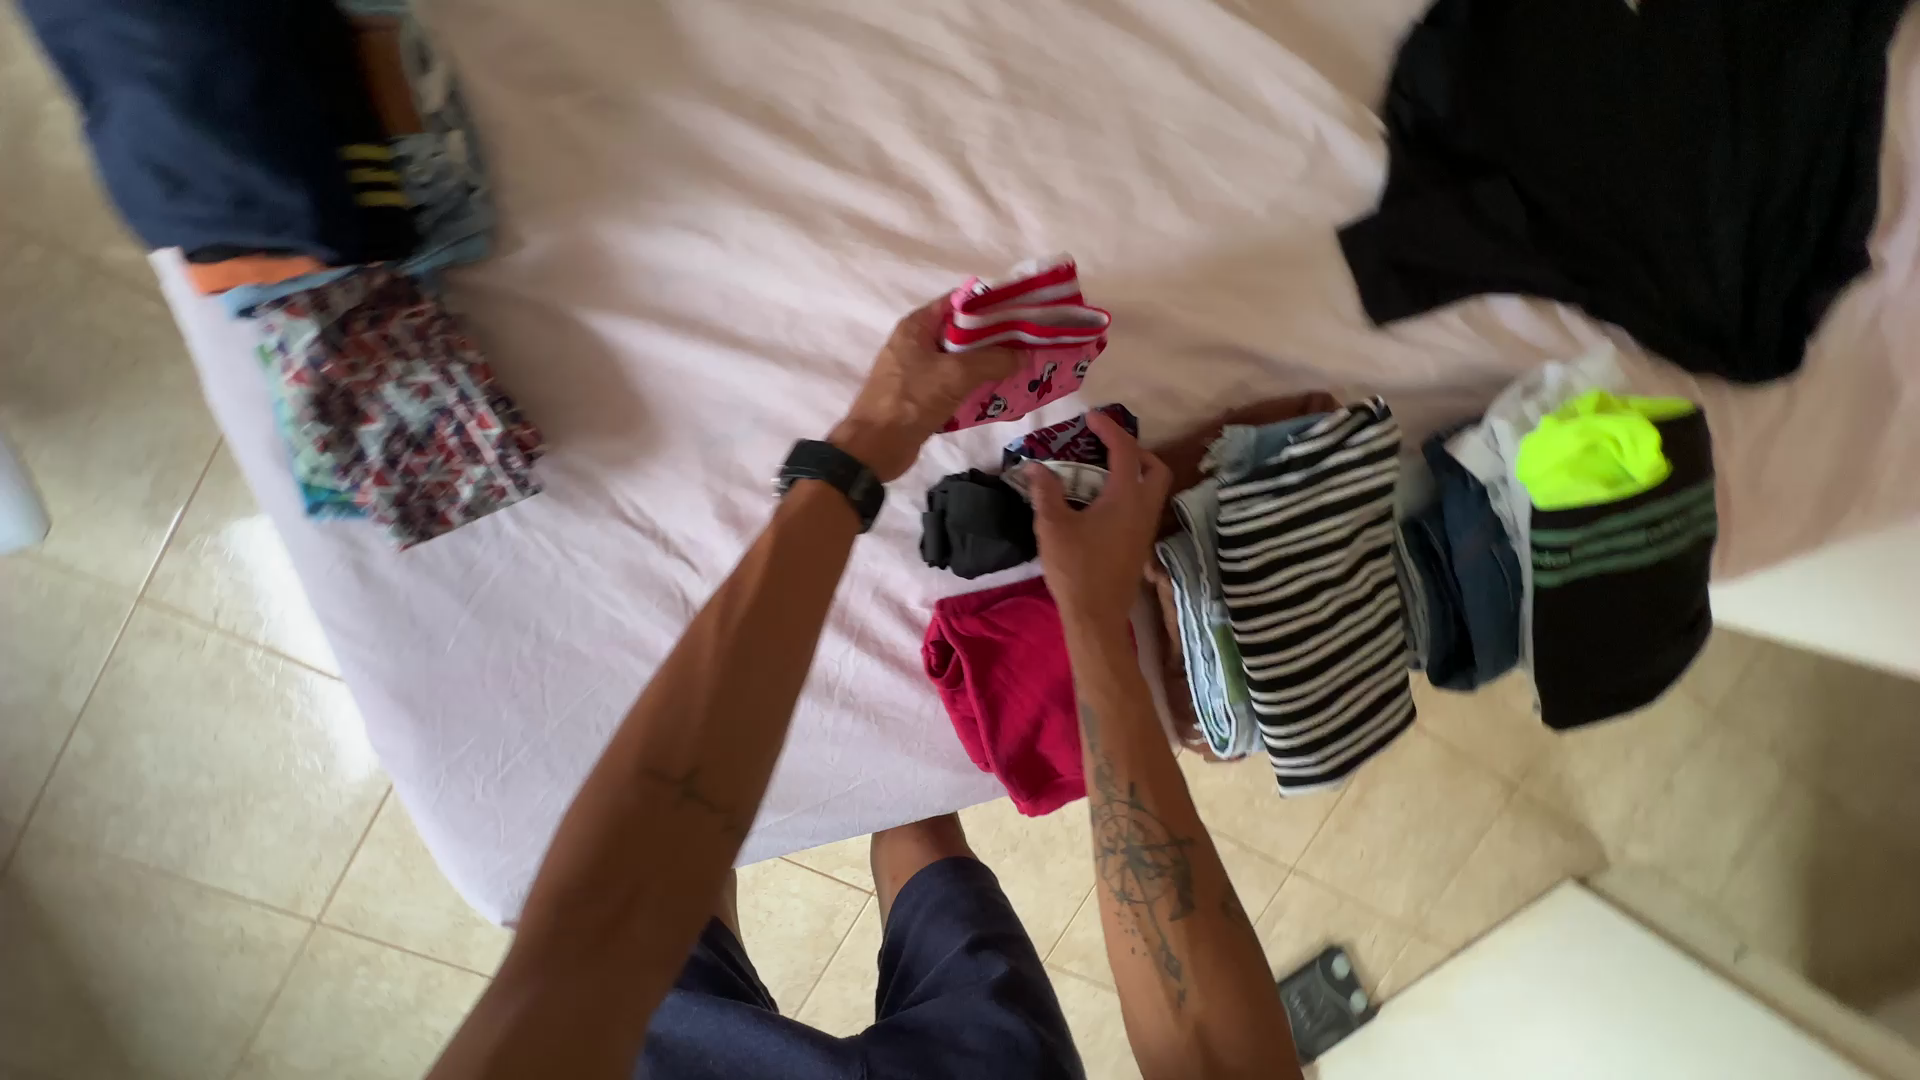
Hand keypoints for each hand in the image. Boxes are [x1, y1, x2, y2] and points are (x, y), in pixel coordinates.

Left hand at [829, 297, 1019, 481]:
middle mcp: (916, 343)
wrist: (876, 447)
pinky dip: (973, 388)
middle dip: (994, 339)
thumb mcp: (956, 374)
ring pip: (960, 361)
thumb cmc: (912, 401)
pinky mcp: (921, 396)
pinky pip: (953, 385)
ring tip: (1019, 370)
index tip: (1020, 314)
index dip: (990, 305)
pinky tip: (998, 395)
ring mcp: (917, 371)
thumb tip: (1022, 355)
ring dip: (986, 366)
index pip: (959, 302)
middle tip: (1026, 345)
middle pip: (962, 332)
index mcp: (918, 325)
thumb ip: (992, 360)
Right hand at [1025, 411, 1171, 632]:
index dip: (1109, 429)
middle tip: (1107, 448)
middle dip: (1136, 451)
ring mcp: (1145, 530)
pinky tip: (1102, 504)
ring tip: (1101, 474)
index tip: (1091, 418)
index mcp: (1126, 497)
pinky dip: (1130, 494)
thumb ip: (1045, 492)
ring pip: (1153, 490)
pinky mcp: (1140, 546)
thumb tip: (1036, 467)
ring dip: (1135, 473)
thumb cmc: (1075, 568)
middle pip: (1155, 468)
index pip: (1125, 451)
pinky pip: (1143, 508)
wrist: (1096, 615)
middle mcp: (1144, 509)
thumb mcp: (1052, 526)